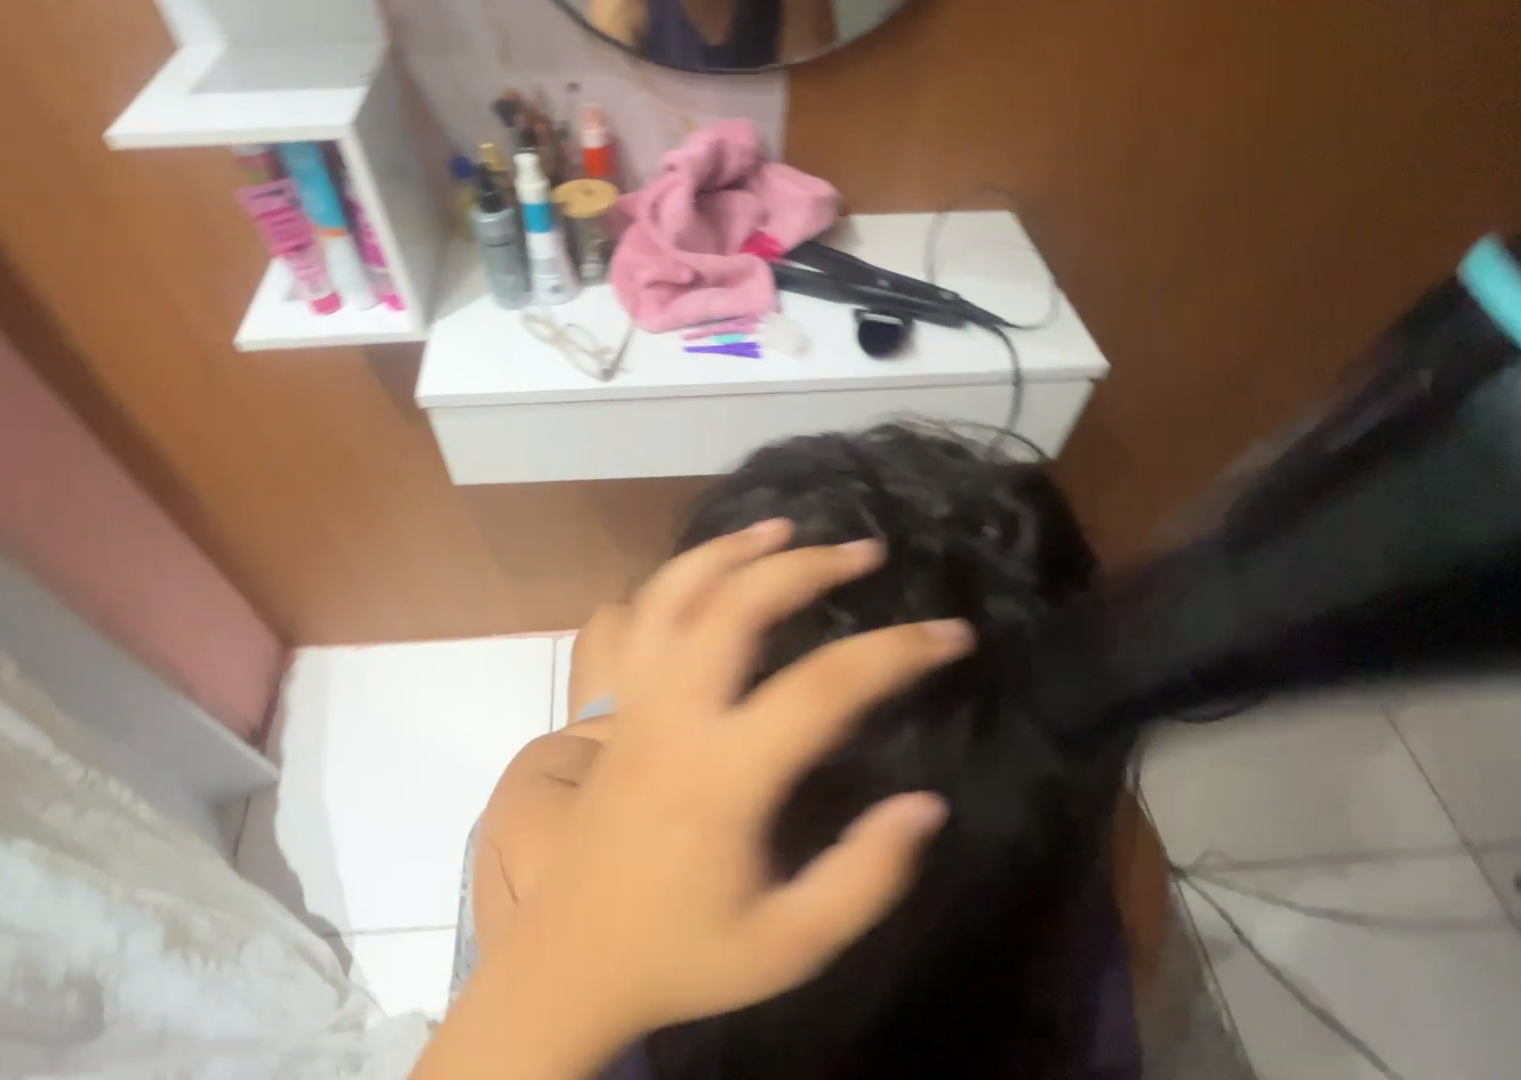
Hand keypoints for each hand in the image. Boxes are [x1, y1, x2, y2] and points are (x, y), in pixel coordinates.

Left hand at [500, 519, 970, 1036]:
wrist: (568, 962)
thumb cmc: (682, 956)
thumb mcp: (790, 944)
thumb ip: (864, 877)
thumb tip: (926, 804)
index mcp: (724, 776)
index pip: (823, 686)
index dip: (896, 652)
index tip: (952, 636)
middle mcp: (675, 719)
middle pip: (736, 606)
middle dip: (807, 566)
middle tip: (866, 552)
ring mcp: (636, 706)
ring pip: (673, 595)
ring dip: (730, 550)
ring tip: (784, 528)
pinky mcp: (616, 711)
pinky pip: (644, 620)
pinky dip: (682, 578)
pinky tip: (717, 571)